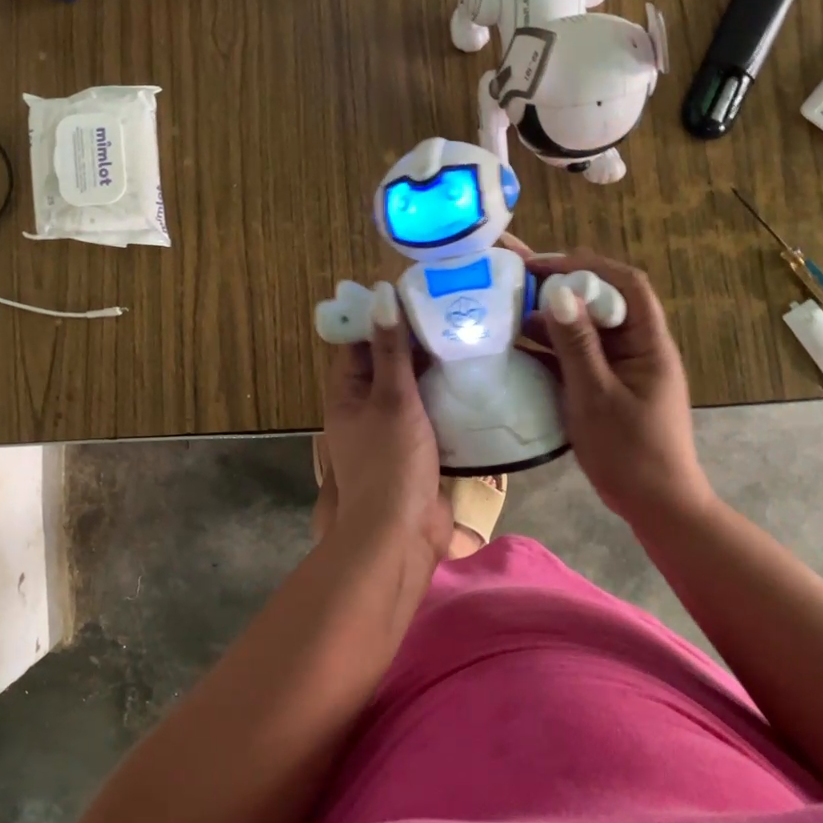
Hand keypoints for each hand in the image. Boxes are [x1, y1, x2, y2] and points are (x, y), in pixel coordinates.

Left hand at [321, 286, 451, 559]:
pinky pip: (431, 411)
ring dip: (435, 365)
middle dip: (414, 337)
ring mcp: (392, 428)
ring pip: (412, 385)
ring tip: (469, 332)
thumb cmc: (390, 462)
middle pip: (388, 361)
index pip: (359, 340)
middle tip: (452, 306)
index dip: (382, 313)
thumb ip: (390, 350)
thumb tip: (381, 295)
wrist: (400, 533)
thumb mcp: (391, 399)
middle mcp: (365, 406)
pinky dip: (447, 394)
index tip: (415, 288)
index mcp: (346, 392)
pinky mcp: (419, 447)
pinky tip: (476, 376)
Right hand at [504, 240, 713, 530]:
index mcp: (649, 343)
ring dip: (551, 318)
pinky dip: (551, 348)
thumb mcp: (595, 395)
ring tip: (507, 312)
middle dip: (561, 288)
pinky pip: (579, 355)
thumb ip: (576, 343)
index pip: (625, 284)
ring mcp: (622, 368)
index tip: (539, 265)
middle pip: (602, 302)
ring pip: (587, 328)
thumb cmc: (630, 451)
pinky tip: (518, 347)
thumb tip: (557, 291)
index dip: (585, 266)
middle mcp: (638, 347)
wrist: (656, 505)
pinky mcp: (607, 386)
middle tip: (514, 283)